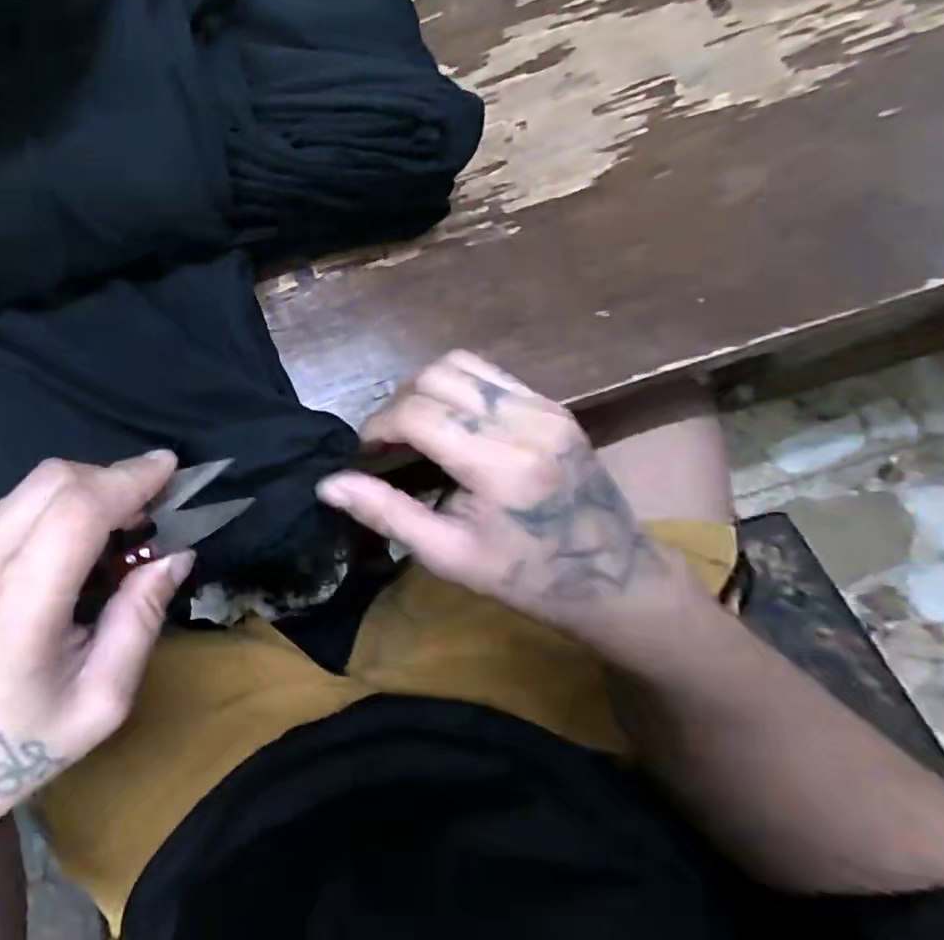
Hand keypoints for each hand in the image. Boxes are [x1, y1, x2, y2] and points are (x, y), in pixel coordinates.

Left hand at [0, 452, 194, 871]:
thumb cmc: (22, 746)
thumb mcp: (101, 700)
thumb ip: (140, 617)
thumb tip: (175, 553)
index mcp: (14, 606)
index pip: (76, 509)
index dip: (128, 478)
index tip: (170, 466)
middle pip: (52, 480)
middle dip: (109, 479)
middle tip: (146, 508)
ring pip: (27, 488)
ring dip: (78, 494)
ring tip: (109, 534)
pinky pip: (4, 509)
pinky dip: (45, 512)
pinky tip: (61, 552)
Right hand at [315, 351, 707, 652]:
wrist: (616, 578)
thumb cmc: (525, 577)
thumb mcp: (446, 555)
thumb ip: (384, 513)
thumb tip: (326, 484)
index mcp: (503, 466)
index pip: (418, 413)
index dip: (376, 428)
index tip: (366, 457)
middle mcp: (528, 423)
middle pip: (433, 377)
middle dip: (395, 407)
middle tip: (388, 446)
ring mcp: (546, 407)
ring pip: (456, 364)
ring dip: (421, 390)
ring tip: (415, 429)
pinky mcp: (552, 404)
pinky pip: (484, 372)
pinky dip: (451, 388)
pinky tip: (449, 423)